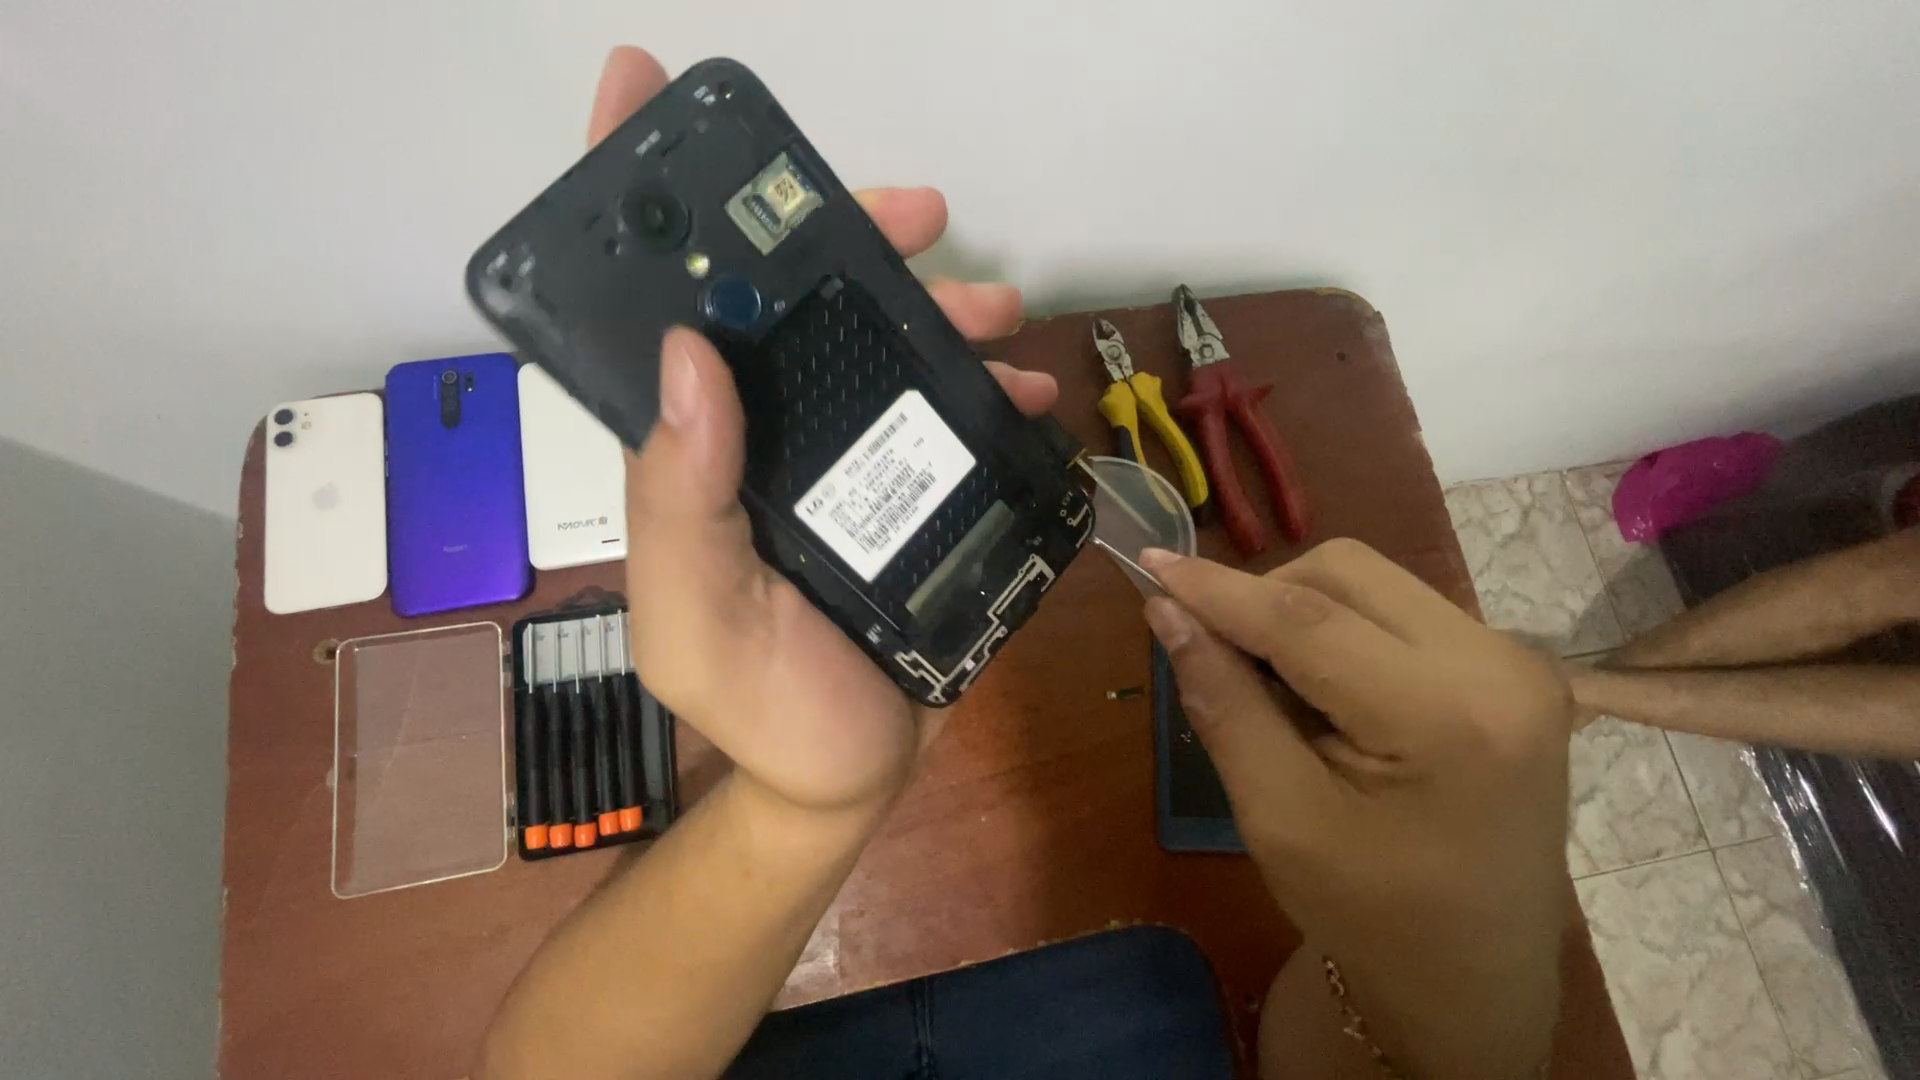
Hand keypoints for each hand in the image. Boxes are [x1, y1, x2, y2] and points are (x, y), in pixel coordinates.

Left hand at [593, 48, 1056, 815]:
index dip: (637, 202)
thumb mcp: (698, 616)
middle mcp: (763, 442)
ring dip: (940, 311)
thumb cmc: (764, 707)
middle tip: (918, 213)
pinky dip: (988, 392)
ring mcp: (840, 465)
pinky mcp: (905, 495)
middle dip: (845, 242)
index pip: (654, 319)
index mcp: (692, 459)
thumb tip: (691, 353)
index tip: (646, 92)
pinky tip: (1030, 393)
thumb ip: (678, 501)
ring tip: (1002, 310)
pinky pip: (945, 419)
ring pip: (881, 353)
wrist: (848, 774)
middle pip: (791, 309)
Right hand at [1141, 539, 1571, 1076]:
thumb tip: (1165, 610)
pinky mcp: (1508, 667)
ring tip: (1271, 682)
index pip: (1306, 620)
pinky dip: (1335, 627)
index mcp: (1449, 718)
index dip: (1217, 588)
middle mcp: (1500, 666)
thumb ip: (1222, 700)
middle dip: (1262, 597)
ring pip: (1370, 581)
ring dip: (1298, 610)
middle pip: (1346, 573)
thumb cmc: (1369, 915)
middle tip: (1216, 652)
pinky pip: (1396, 607)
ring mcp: (1515, 661)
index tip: (1150, 564)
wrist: (1472, 978)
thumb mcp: (1276, 814)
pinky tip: (1320, 687)